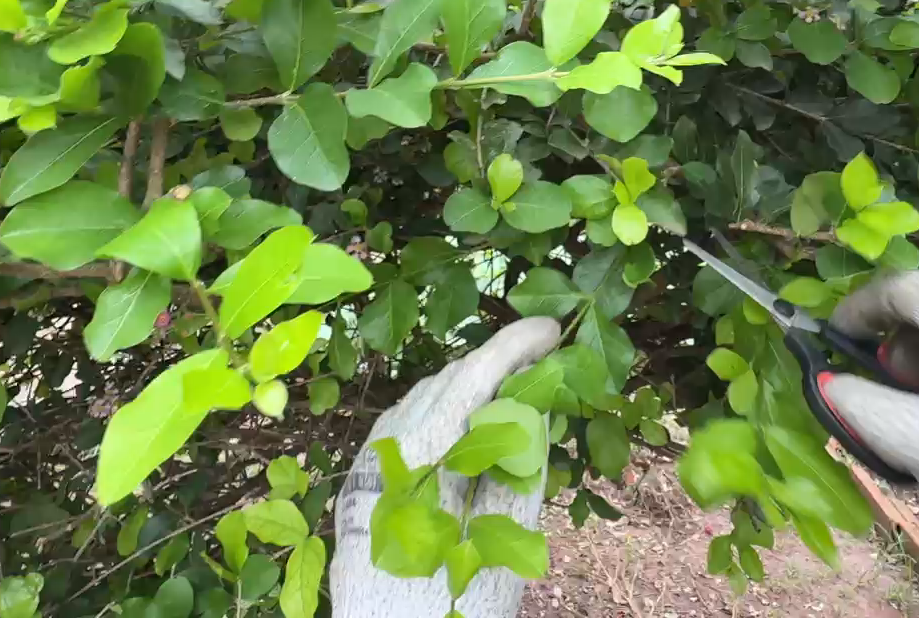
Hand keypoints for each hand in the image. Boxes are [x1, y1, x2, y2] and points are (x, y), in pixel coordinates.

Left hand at [330, 318, 560, 617]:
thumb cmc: (447, 610)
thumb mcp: (500, 545)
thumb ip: (519, 468)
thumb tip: (534, 408)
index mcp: (418, 461)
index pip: (471, 379)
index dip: (513, 347)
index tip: (552, 330)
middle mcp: (387, 448)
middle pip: (450, 381)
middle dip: (499, 363)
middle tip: (546, 360)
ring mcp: (371, 462)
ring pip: (429, 397)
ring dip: (474, 385)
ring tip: (516, 388)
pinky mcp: (366, 478)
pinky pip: (411, 421)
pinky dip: (448, 411)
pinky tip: (472, 425)